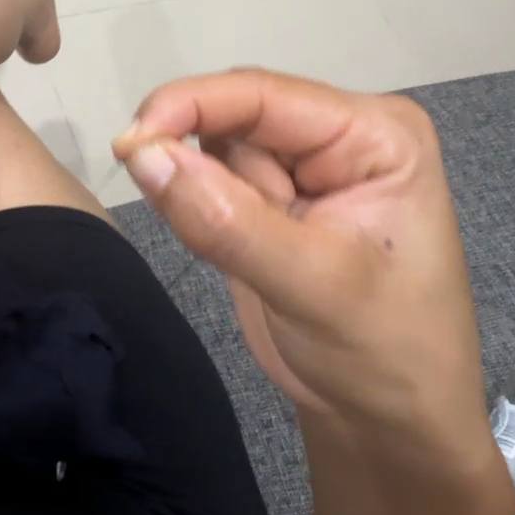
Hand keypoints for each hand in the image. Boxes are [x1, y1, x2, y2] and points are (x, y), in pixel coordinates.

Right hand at [112, 71, 487, 453]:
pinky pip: (203, 176)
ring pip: (207, 144)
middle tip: (190, 221)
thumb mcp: (312, 286)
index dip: (188, 106)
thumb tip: (142, 154)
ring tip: (238, 252)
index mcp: (372, 133)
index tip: (128, 145)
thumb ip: (227, 220)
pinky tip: (221, 245)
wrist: (385, 421)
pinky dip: (191, 204)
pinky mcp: (265, 197)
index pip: (261, 94)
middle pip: (229, 113)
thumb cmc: (382, 354)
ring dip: (196, 188)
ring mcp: (298, 165)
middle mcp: (334, 134)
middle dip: (197, 159)